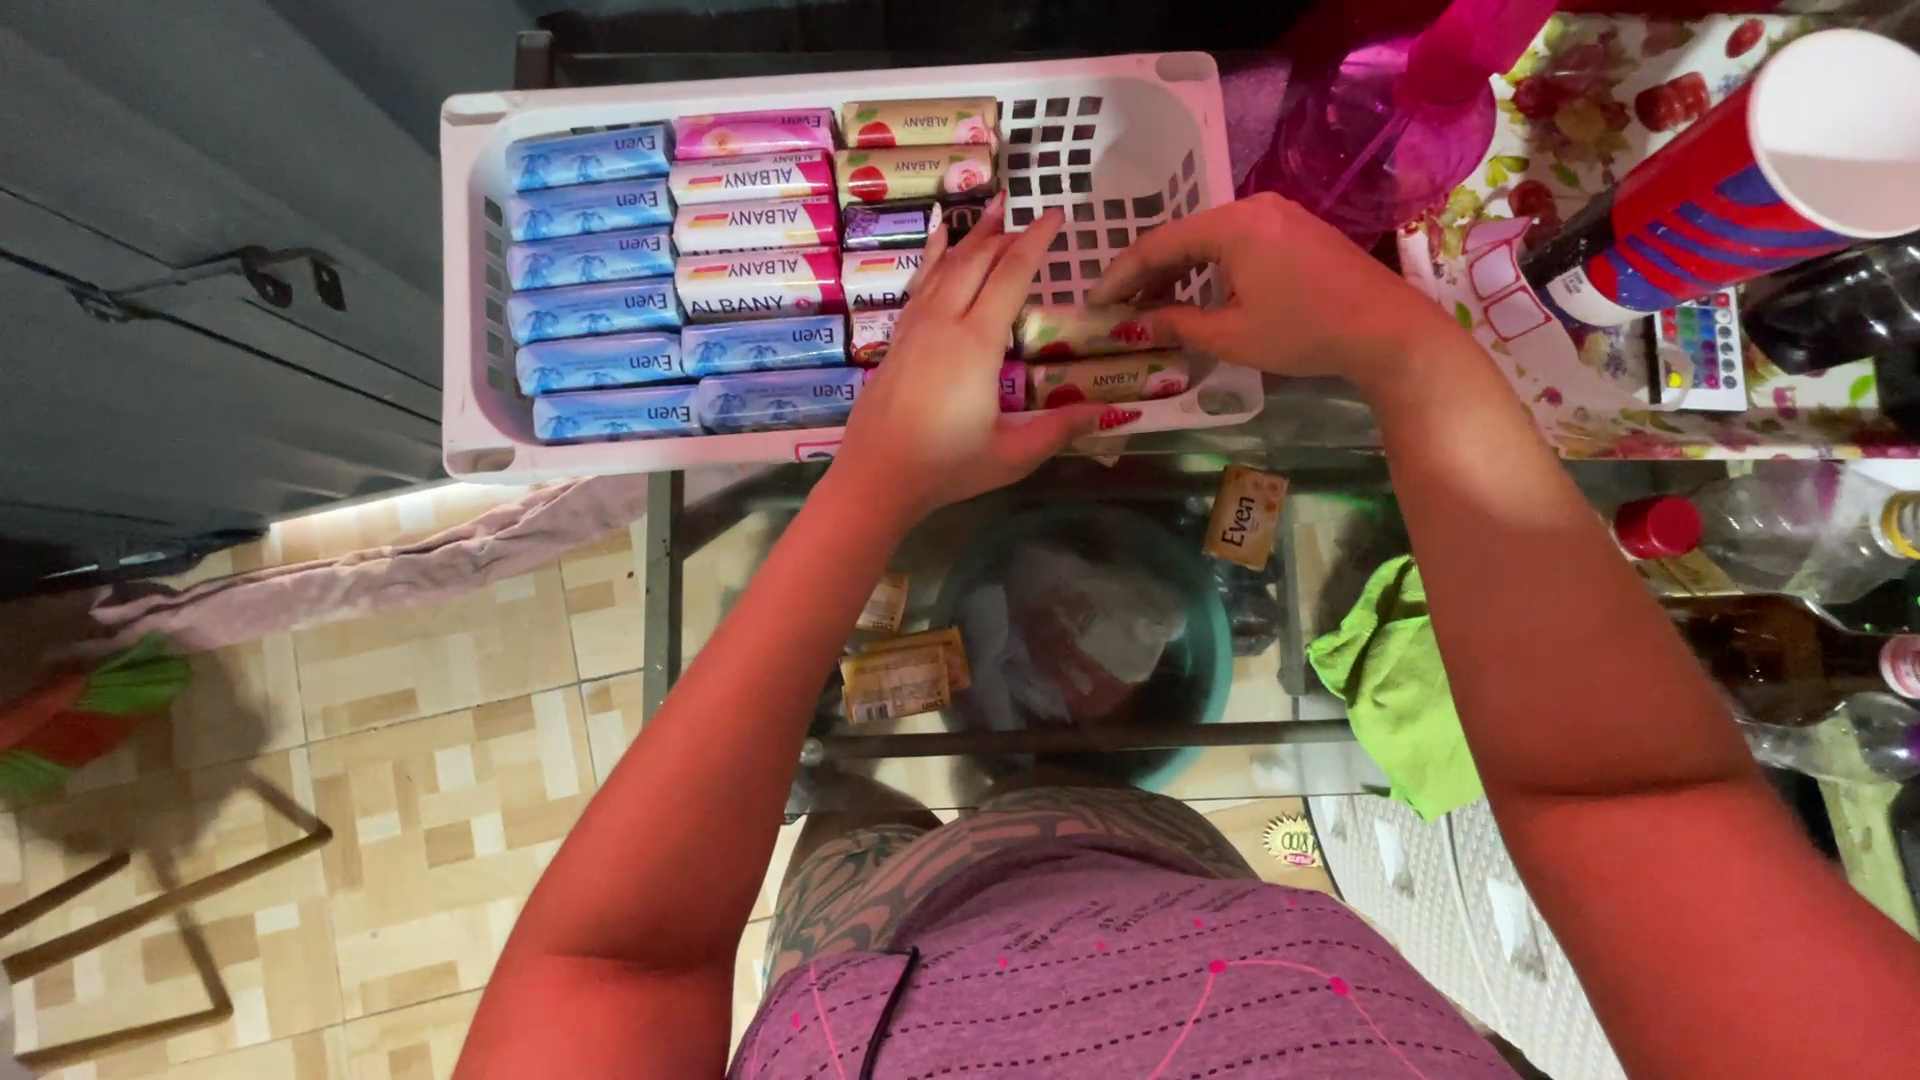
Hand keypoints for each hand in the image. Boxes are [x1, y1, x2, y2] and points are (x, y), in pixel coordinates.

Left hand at [829, 197, 1104, 522]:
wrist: (875, 479)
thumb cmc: (946, 469)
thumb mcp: (1011, 457)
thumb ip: (1058, 430)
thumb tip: (1108, 412)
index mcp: (977, 344)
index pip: (1011, 276)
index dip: (1034, 242)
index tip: (1054, 217)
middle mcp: (944, 323)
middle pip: (977, 261)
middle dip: (1005, 233)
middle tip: (1029, 216)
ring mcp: (915, 328)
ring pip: (945, 265)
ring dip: (971, 236)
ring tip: (992, 208)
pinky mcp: (896, 340)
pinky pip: (919, 284)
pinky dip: (933, 256)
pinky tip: (938, 239)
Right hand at [1087, 193, 1459, 389]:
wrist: (1386, 330)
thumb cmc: (1302, 332)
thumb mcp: (1229, 335)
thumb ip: (1177, 325)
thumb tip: (1139, 325)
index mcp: (1232, 225)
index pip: (1158, 244)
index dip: (1120, 275)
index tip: (1095, 302)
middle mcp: (1253, 207)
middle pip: (1183, 236)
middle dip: (1145, 273)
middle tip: (1117, 306)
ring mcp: (1279, 215)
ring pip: (1209, 239)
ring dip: (1177, 272)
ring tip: (1150, 306)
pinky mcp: (1297, 231)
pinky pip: (1236, 243)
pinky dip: (1208, 268)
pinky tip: (1196, 294)